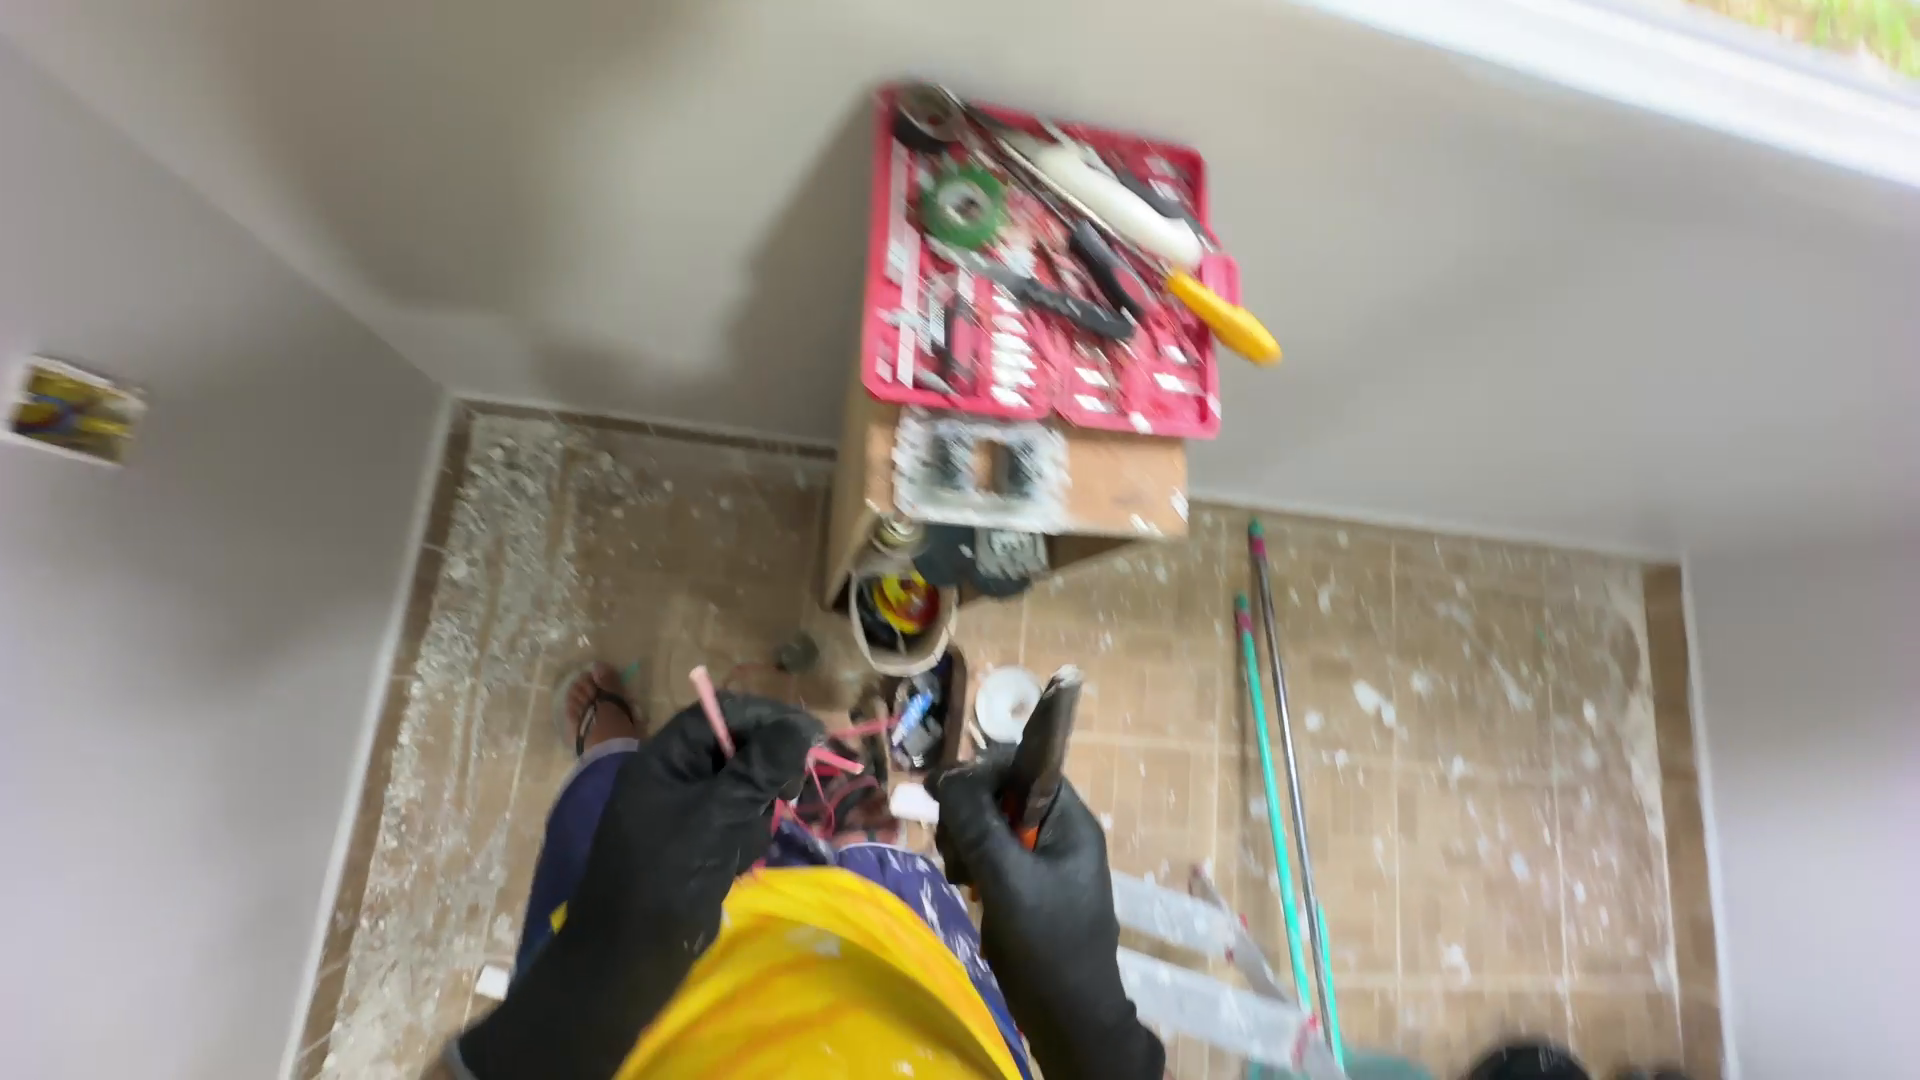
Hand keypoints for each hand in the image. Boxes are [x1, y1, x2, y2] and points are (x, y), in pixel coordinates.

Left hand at [460, 693, 820, 1078]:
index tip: (812, 736)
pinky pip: (740, 816)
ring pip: (747, 784)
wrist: (627, 965)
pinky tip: (734, 863)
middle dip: (766, 771)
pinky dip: (746, 835)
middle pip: (740, 745)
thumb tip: (802, 727)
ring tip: (742, 843)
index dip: (770, 717)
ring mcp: (688, 807)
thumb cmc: (665, 880)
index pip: (724, 712)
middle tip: (789, 793)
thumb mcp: (719, 816)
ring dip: (756, 810)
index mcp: (666, 756)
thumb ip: (761, 767)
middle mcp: (676, 773)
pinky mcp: (701, 838)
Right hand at [935, 761, 1165, 1079]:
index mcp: (1068, 818)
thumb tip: (945, 776)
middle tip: (953, 846)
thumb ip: (977, 823)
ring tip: (961, 873)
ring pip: (988, 822)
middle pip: (1000, 792)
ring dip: (965, 840)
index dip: (982, 770)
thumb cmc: (1047, 942)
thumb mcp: (1008, 877)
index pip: (1023, 765)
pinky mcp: (1024, 881)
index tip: (941, 790)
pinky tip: (966, 886)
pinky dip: (971, 862)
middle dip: (969, 812)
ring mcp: (1040, 856)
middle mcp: (1056, 829)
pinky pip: (989, 852)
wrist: (1069, 1019)